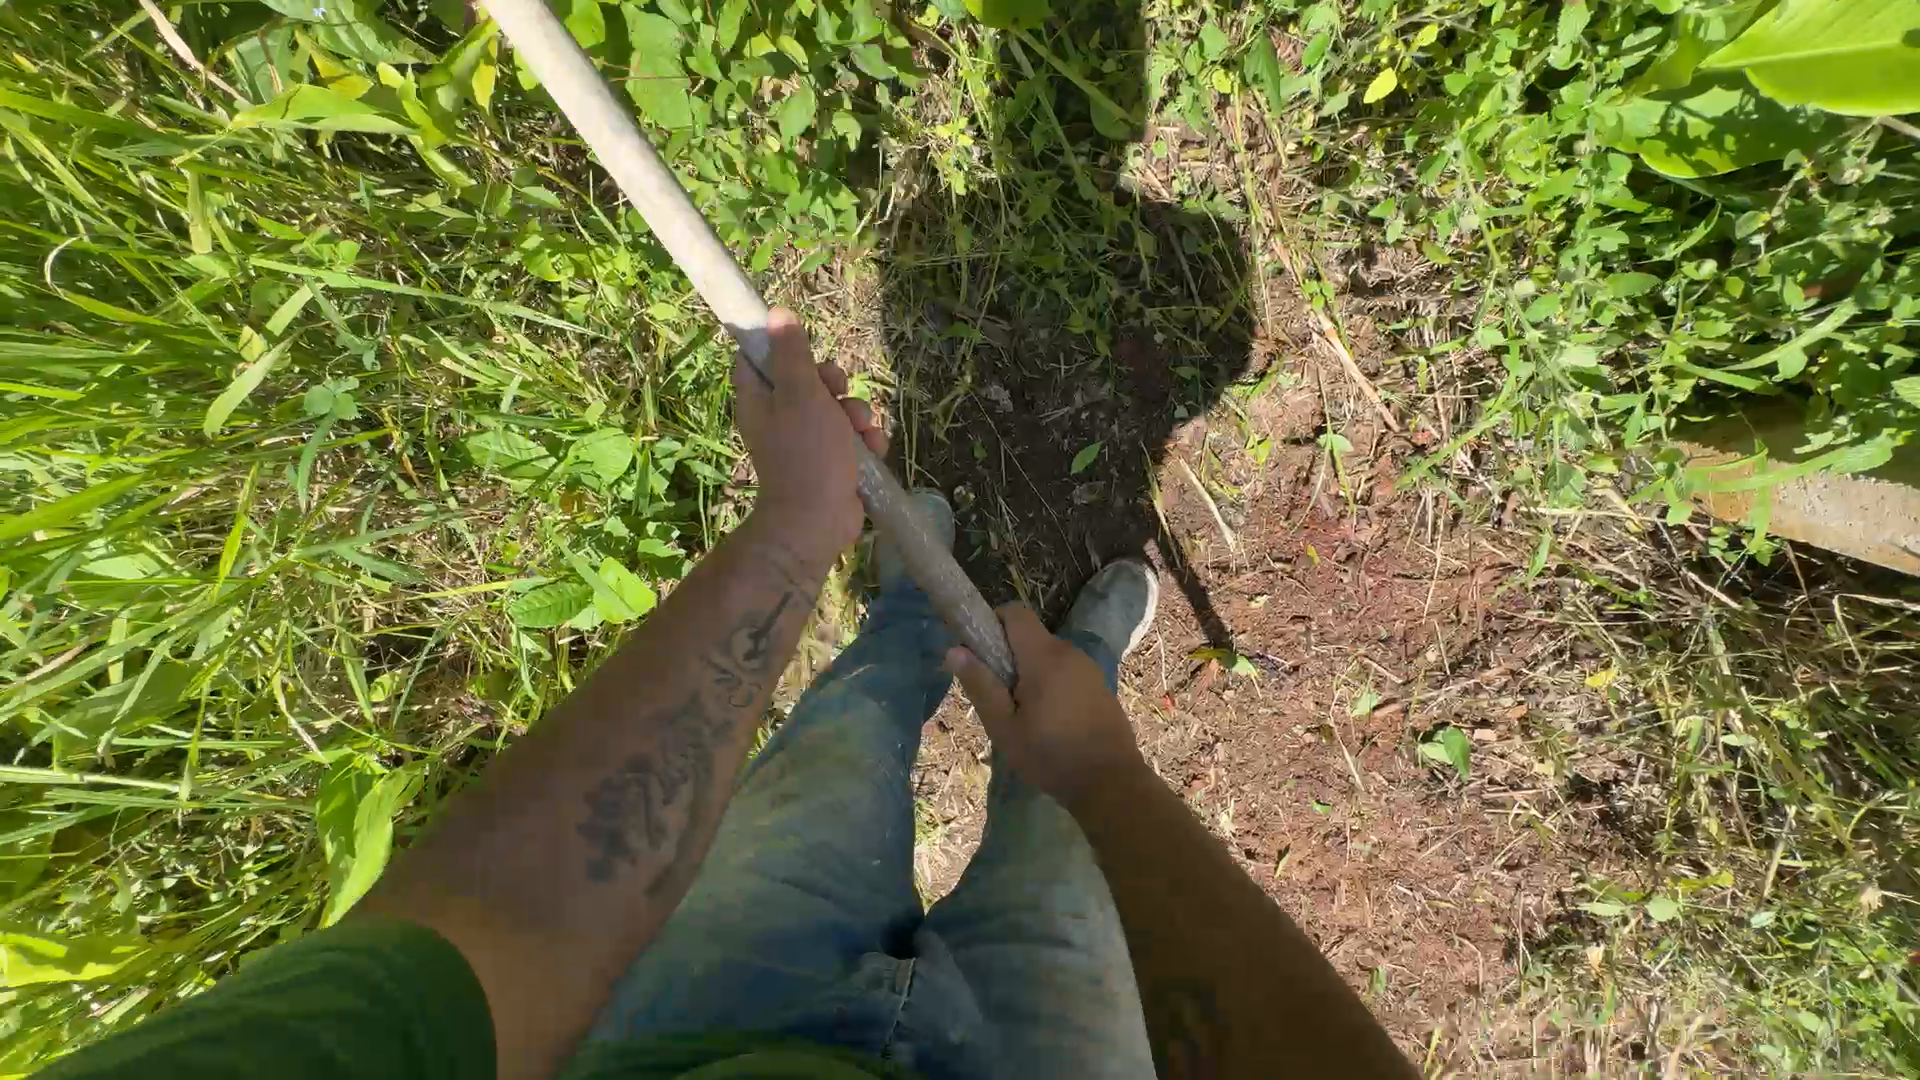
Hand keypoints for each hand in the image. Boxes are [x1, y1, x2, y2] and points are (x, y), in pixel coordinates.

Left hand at [734, 309, 886, 562]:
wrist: (818, 520)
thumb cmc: (806, 453)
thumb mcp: (800, 394)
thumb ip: (792, 354)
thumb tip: (776, 313)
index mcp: (760, 399)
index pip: (758, 358)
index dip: (780, 347)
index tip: (802, 343)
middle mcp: (779, 417)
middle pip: (808, 380)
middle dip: (835, 384)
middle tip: (839, 393)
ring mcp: (807, 441)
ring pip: (837, 409)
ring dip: (857, 415)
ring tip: (861, 431)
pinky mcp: (832, 461)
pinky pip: (852, 437)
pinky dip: (865, 441)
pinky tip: (872, 450)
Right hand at [944, 604, 1144, 807]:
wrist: (1111, 783)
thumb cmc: (1050, 756)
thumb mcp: (1004, 726)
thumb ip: (980, 685)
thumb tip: (954, 650)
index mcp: (1044, 656)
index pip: (1015, 612)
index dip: (994, 622)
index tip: (982, 652)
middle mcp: (1069, 652)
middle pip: (1031, 638)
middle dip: (1010, 657)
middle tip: (1000, 697)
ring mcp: (1089, 668)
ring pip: (1049, 656)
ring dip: (1032, 674)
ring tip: (1025, 716)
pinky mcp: (1100, 685)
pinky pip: (1067, 672)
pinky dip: (1053, 685)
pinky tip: (1052, 722)